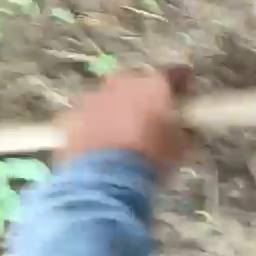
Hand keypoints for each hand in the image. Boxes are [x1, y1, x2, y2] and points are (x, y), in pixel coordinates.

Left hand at [57, 68, 190, 171]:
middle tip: (147, 114)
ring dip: (114, 105)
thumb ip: (185, 129)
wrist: (103, 183)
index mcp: (157, 82)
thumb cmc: (151, 158)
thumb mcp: (182, 146)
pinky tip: (94, 139)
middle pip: (137, 79)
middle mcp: (126, 81)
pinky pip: (82, 115)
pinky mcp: (69, 118)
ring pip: (108, 94)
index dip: (182, 85)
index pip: (176, 72)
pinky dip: (88, 123)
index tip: (184, 97)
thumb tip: (187, 129)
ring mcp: (95, 97)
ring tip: (117, 128)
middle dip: (143, 92)